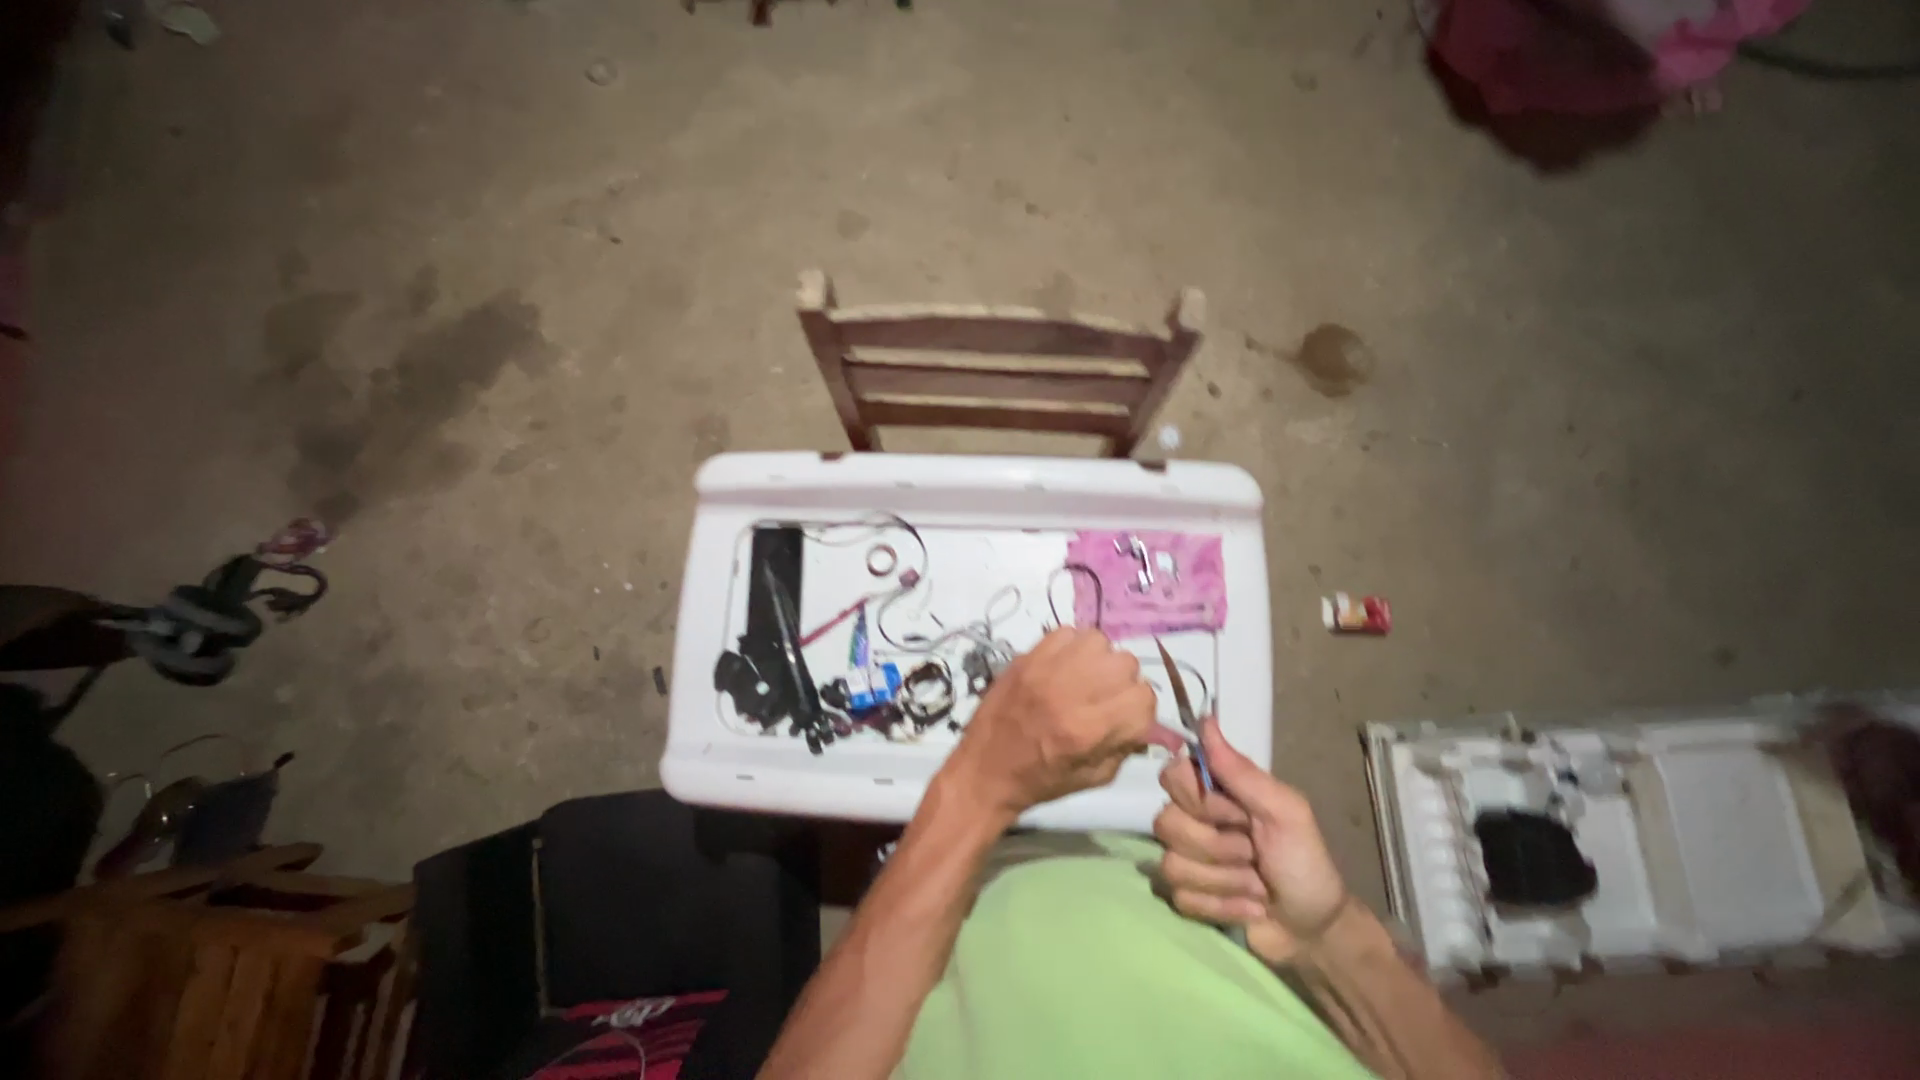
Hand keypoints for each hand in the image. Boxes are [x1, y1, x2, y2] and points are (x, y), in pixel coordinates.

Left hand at [939, 627, 1168, 819]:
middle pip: (1126, 663)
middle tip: (1103, 697)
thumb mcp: (1096, 777)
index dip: (1139, 709)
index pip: (1144, 697)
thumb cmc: (1042, 781)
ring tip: (1084, 677)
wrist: (985, 770)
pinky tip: (1063, 666)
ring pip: (1099, 641)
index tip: (1125, 718)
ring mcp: (1047, 669)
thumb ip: (1126, 744)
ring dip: (1099, 659)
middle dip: (1122, 682)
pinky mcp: (1027, 656)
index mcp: (1090, 729)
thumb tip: (1142, 718)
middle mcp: (1072, 693)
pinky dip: (1071, 646)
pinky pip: (1067, 632)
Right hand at [1155, 716, 1351, 964]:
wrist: (1314, 927)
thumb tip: (1206, 720)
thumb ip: (1242, 771)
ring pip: (1172, 865)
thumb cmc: (1305, 862)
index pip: (1172, 775)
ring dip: (1225, 882)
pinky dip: (1222, 906)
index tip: (1236, 813)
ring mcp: (1187, 859)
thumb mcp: (1285, 811)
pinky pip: (1180, 898)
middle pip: (1167, 823)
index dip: (1200, 800)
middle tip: (1254, 854)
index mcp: (1215, 792)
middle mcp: (1193, 820)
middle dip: (1220, 848)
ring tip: (1256, 886)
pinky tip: (1249, 907)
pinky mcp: (1187, 896)